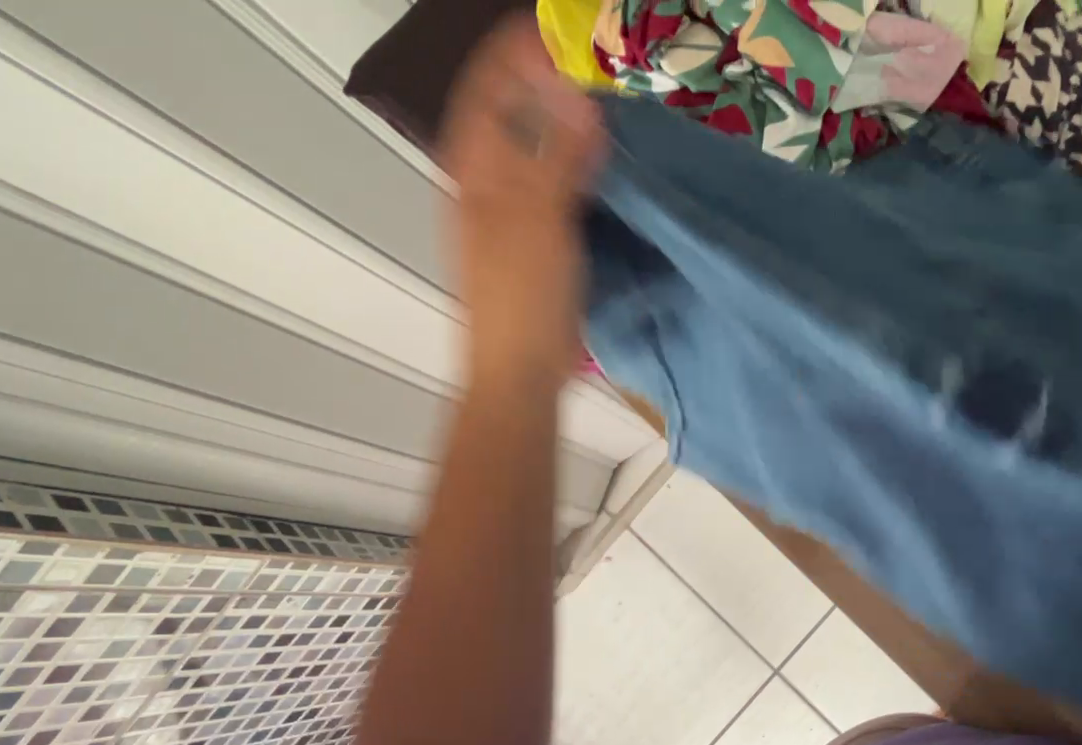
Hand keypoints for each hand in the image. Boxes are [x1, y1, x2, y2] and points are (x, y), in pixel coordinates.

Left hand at [443, 18, 604, 385]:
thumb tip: (584, 99)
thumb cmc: (520, 298)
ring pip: (534, 151)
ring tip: (606, 104)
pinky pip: (556, 188)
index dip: (516, 50)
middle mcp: (485, 184)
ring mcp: (510, 216)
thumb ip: (558, 156)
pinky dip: (578, 167)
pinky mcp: (537, 245)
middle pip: (510, 114)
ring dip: (564, 123)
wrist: (517, 374)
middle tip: (594, 63)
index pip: (488, 87)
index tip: (558, 26)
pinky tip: (607, 168)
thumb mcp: (538, 220)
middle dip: (545, 81)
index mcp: (474, 170)